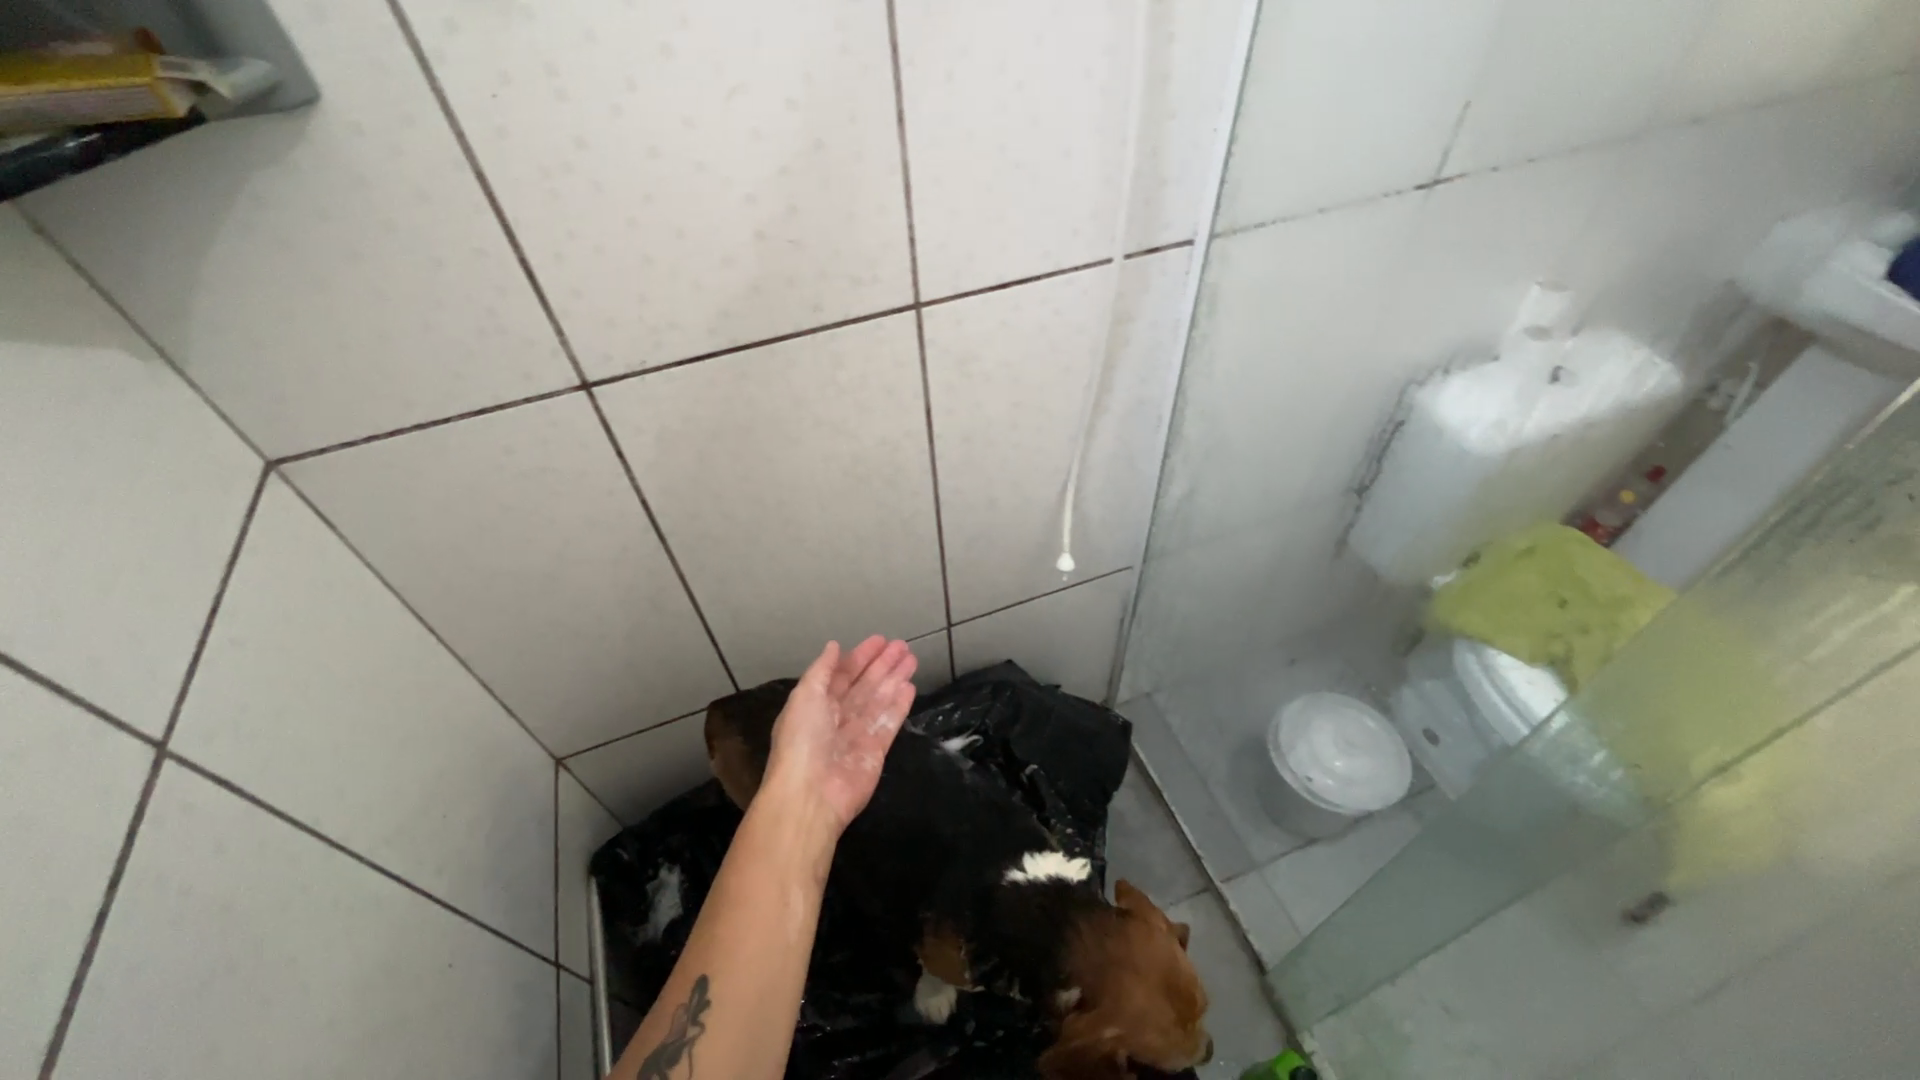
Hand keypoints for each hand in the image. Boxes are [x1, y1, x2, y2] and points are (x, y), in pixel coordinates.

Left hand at [764, 636, 917, 832]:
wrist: (811, 794)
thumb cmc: (802, 740)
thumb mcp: (805, 696)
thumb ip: (822, 670)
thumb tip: (834, 646)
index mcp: (816, 704)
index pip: (842, 674)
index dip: (860, 656)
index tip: (880, 640)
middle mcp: (837, 717)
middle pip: (864, 685)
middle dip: (882, 665)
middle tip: (903, 646)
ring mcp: (858, 734)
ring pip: (880, 700)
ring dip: (895, 679)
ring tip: (912, 658)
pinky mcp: (876, 751)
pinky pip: (889, 721)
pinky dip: (899, 704)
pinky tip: (910, 686)